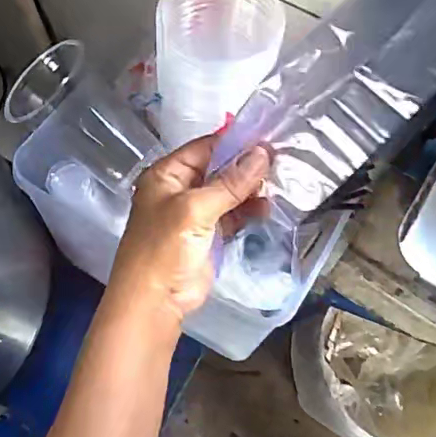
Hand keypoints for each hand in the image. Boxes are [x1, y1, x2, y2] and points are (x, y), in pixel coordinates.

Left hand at [107, 135, 270, 323]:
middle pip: (217, 169)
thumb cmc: (164, 249)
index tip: (268, 136)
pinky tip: (267, 206)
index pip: (203, 147)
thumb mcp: (195, 210)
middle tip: (281, 159)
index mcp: (166, 175)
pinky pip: (231, 214)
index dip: (234, 142)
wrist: (154, 300)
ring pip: (227, 192)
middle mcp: (178, 190)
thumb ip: (229, 183)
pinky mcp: (207, 235)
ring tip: (279, 182)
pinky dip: (248, 210)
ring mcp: (193, 213)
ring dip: (250, 188)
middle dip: (246, 165)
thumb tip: (262, 153)